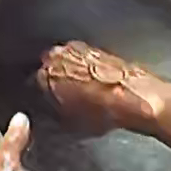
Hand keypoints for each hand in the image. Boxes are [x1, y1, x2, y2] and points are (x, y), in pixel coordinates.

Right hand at [35, 42, 164, 133]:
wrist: (136, 97)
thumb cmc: (104, 113)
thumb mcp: (71, 123)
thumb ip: (54, 111)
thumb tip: (51, 109)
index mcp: (45, 73)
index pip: (34, 81)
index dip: (39, 93)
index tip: (44, 100)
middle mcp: (56, 55)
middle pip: (47, 65)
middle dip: (52, 76)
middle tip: (61, 92)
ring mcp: (75, 48)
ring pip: (64, 59)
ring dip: (67, 69)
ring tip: (79, 86)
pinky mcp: (94, 47)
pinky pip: (81, 58)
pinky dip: (83, 67)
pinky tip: (92, 80)